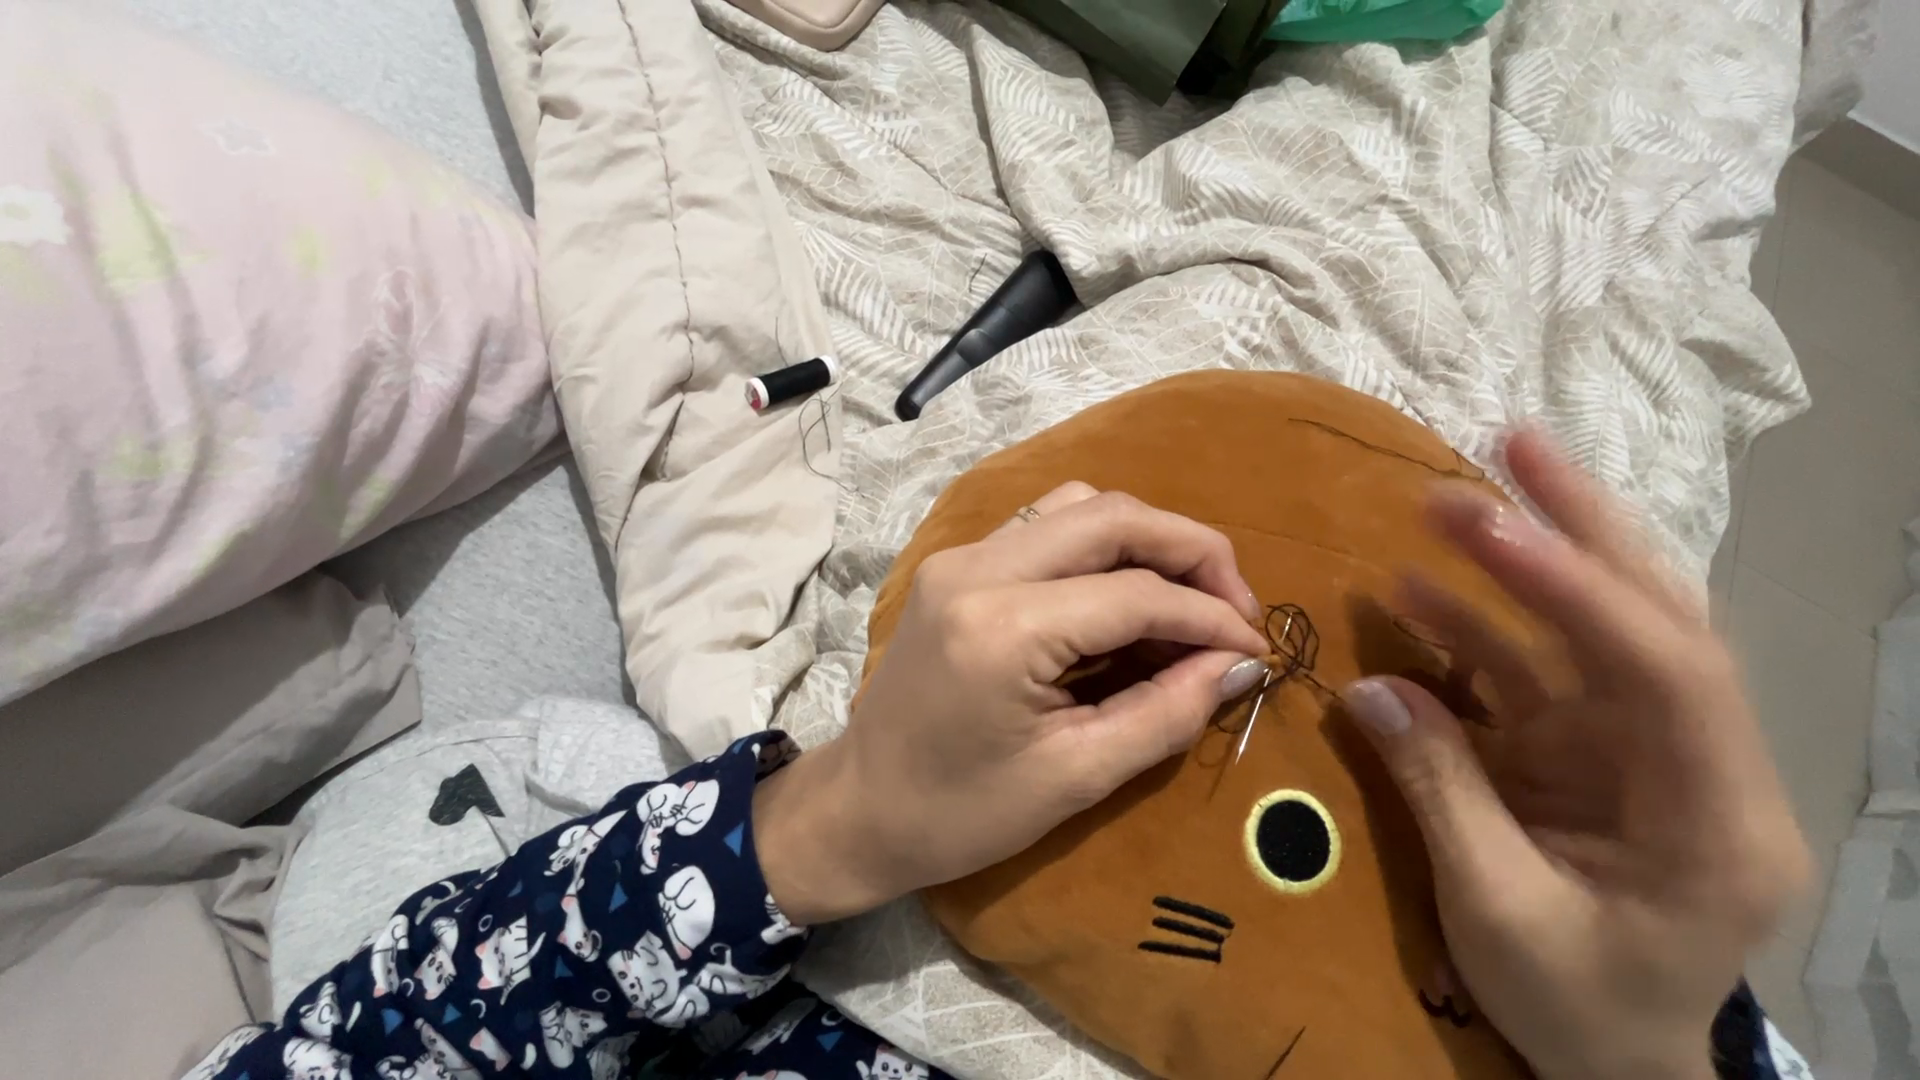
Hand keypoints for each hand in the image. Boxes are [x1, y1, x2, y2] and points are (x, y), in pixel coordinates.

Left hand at [755, 483, 1269, 925]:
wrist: (859, 806)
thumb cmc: (960, 813)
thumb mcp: (1075, 778)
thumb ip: (1164, 713)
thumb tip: (1236, 663)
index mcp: (1004, 628)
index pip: (1135, 592)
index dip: (1209, 616)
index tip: (1254, 651)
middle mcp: (978, 569)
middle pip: (1111, 516)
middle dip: (1190, 550)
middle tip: (1233, 607)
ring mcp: (959, 558)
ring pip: (1078, 506)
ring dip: (1145, 539)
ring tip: (1184, 599)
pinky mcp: (954, 565)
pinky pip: (1044, 527)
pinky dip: (1100, 547)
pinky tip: (1124, 594)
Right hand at [1340, 430, 1809, 1079]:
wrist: (1613, 1055)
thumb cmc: (1575, 1002)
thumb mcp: (1499, 910)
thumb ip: (1441, 792)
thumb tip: (1371, 690)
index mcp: (1714, 818)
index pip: (1667, 672)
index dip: (1578, 591)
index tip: (1491, 527)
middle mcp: (1695, 759)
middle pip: (1658, 615)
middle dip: (1586, 525)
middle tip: (1515, 444)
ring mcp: (1636, 745)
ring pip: (1596, 625)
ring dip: (1521, 561)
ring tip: (1443, 503)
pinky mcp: (1584, 746)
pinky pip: (1532, 667)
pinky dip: (1477, 623)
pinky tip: (1415, 591)